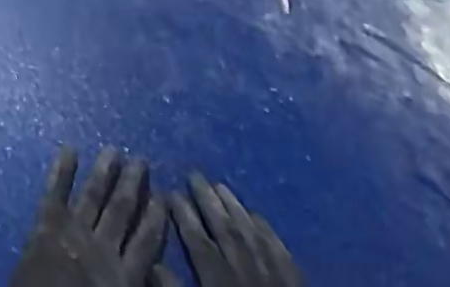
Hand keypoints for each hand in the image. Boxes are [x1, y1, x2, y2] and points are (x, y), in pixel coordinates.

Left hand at [10, 147, 168, 286]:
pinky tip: (69, 149)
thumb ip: (141, 283)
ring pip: (93, 195)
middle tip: (141, 159)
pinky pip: (56, 190)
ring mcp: (73, 231)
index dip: (157, 219)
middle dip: (133, 184)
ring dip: (103, 172)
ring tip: (113, 150)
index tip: (165, 196)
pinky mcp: (46, 222)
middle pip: (122, 210)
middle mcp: (102, 248)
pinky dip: (62, 169)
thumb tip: (159, 271)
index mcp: (125, 277)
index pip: (146, 243)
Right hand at [162, 175, 302, 286]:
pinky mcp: (297, 285)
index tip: (169, 191)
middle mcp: (245, 271)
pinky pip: (281, 251)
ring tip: (219, 185)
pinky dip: (267, 230)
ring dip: (234, 207)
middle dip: (207, 198)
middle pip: (225, 228)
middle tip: (193, 173)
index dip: (181, 212)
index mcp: (219, 279)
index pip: (196, 237)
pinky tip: (256, 216)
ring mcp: (274, 276)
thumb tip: (151, 262)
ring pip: (252, 233)